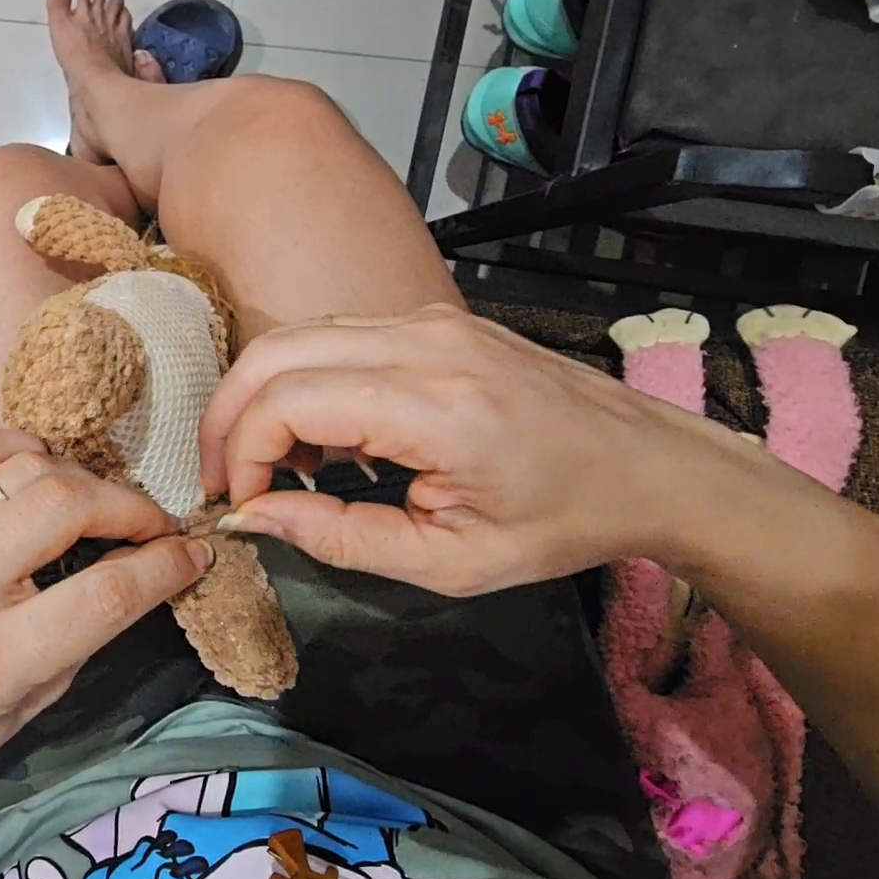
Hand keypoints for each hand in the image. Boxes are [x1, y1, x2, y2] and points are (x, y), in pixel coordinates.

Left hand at [0, 429, 212, 800]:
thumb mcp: (35, 700)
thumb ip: (90, 626)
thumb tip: (148, 560)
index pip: (100, 594)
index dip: (162, 566)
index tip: (192, 552)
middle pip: (62, 508)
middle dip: (127, 507)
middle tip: (150, 525)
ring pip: (22, 470)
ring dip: (82, 478)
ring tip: (99, 504)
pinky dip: (21, 447)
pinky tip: (43, 468)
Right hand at [198, 304, 761, 595]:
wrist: (653, 465)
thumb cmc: (561, 524)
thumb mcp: (448, 562)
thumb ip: (338, 539)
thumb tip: (249, 516)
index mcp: (438, 409)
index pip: (289, 402)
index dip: (242, 453)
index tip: (242, 503)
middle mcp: (425, 343)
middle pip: (274, 354)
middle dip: (226, 418)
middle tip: (225, 476)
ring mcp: (427, 319)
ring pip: (293, 336)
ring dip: (258, 397)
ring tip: (273, 462)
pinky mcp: (429, 316)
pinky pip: (328, 334)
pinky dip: (295, 380)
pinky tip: (317, 434)